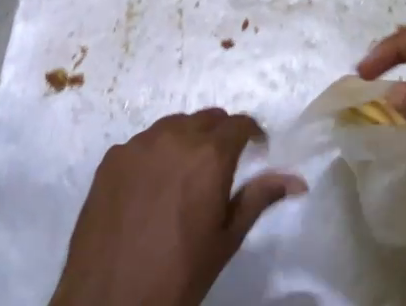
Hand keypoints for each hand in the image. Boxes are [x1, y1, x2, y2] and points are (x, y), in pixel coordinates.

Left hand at [51, 109, 305, 305]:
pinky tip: (152, 187)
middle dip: (221, 135)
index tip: (256, 151)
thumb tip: (297, 179)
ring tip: (186, 176)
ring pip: (173, 125)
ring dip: (187, 140)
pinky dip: (154, 154)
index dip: (252, 134)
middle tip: (222, 167)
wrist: (109, 298)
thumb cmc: (179, 272)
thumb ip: (259, 198)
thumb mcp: (226, 238)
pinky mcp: (111, 159)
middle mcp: (175, 137)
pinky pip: (142, 143)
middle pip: (207, 118)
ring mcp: (138, 145)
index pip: (240, 123)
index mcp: (210, 155)